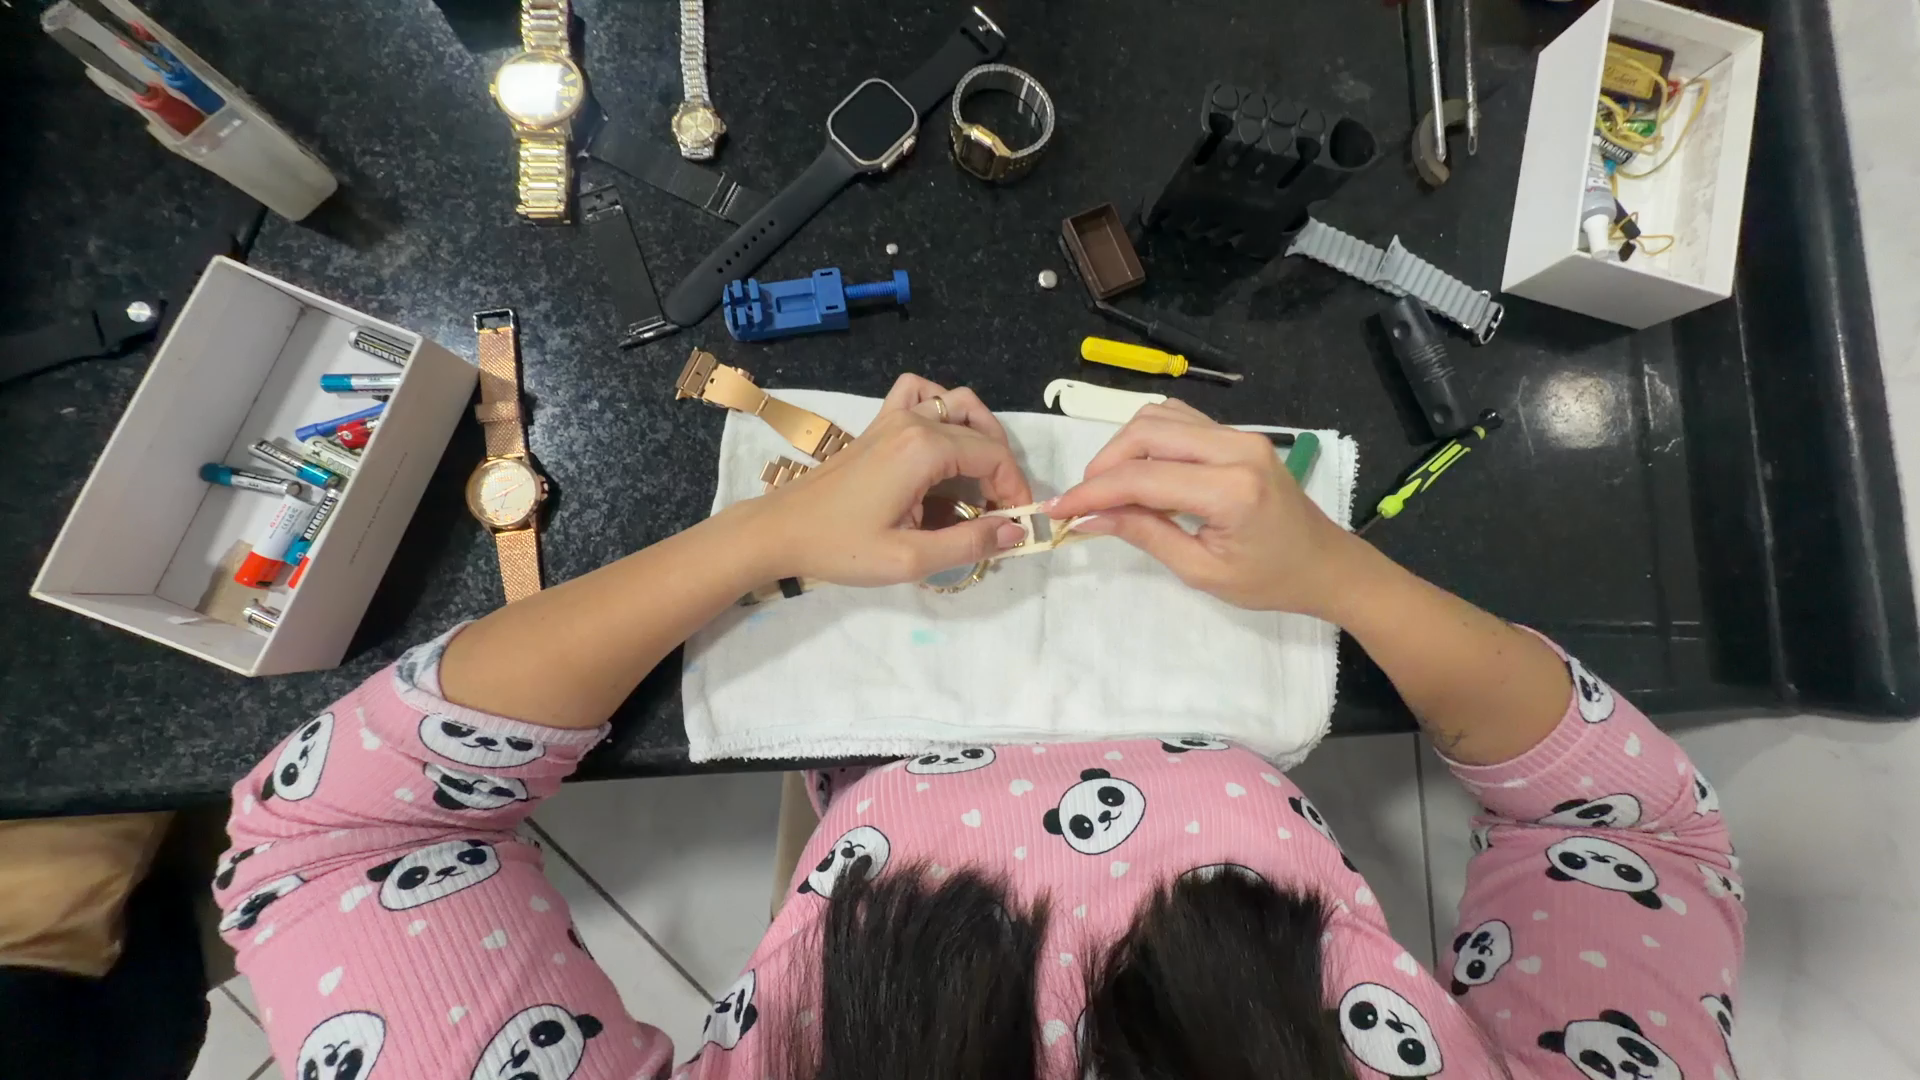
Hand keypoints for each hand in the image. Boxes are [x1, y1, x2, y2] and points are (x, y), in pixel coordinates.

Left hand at [755, 380, 1033, 586]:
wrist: (780, 530)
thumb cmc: (840, 546)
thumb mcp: (910, 558)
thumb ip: (969, 543)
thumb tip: (1016, 531)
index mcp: (924, 449)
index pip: (994, 457)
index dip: (1015, 489)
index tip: (1015, 523)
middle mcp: (913, 421)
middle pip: (982, 432)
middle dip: (1002, 471)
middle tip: (999, 511)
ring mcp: (893, 417)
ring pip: (957, 403)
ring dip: (980, 434)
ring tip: (981, 476)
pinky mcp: (878, 423)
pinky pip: (920, 394)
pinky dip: (941, 407)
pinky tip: (942, 439)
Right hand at [1047, 401, 1358, 615]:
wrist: (1326, 565)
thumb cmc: (1268, 580)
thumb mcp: (1200, 570)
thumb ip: (1143, 533)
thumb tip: (1089, 517)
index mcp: (1230, 490)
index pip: (1143, 478)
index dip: (1092, 492)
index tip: (1057, 510)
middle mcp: (1235, 448)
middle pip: (1146, 433)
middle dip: (1103, 464)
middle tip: (1084, 501)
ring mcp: (1239, 435)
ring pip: (1159, 418)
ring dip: (1123, 448)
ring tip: (1110, 487)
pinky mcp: (1237, 435)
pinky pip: (1178, 421)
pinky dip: (1147, 440)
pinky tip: (1141, 471)